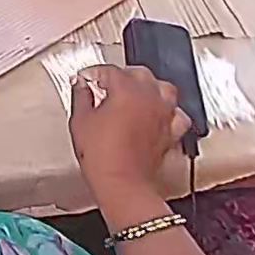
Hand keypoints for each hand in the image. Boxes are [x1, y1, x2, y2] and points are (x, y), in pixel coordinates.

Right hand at [69, 65, 190, 219]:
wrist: (121, 183)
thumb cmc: (102, 156)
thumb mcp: (80, 120)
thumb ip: (81, 96)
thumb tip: (81, 85)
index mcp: (126, 91)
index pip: (109, 71)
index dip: (93, 73)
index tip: (85, 78)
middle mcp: (150, 99)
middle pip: (139, 74)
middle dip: (120, 75)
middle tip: (104, 84)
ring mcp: (164, 115)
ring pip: (162, 88)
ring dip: (146, 87)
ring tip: (132, 93)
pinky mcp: (170, 132)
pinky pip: (175, 113)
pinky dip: (166, 110)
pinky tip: (156, 113)